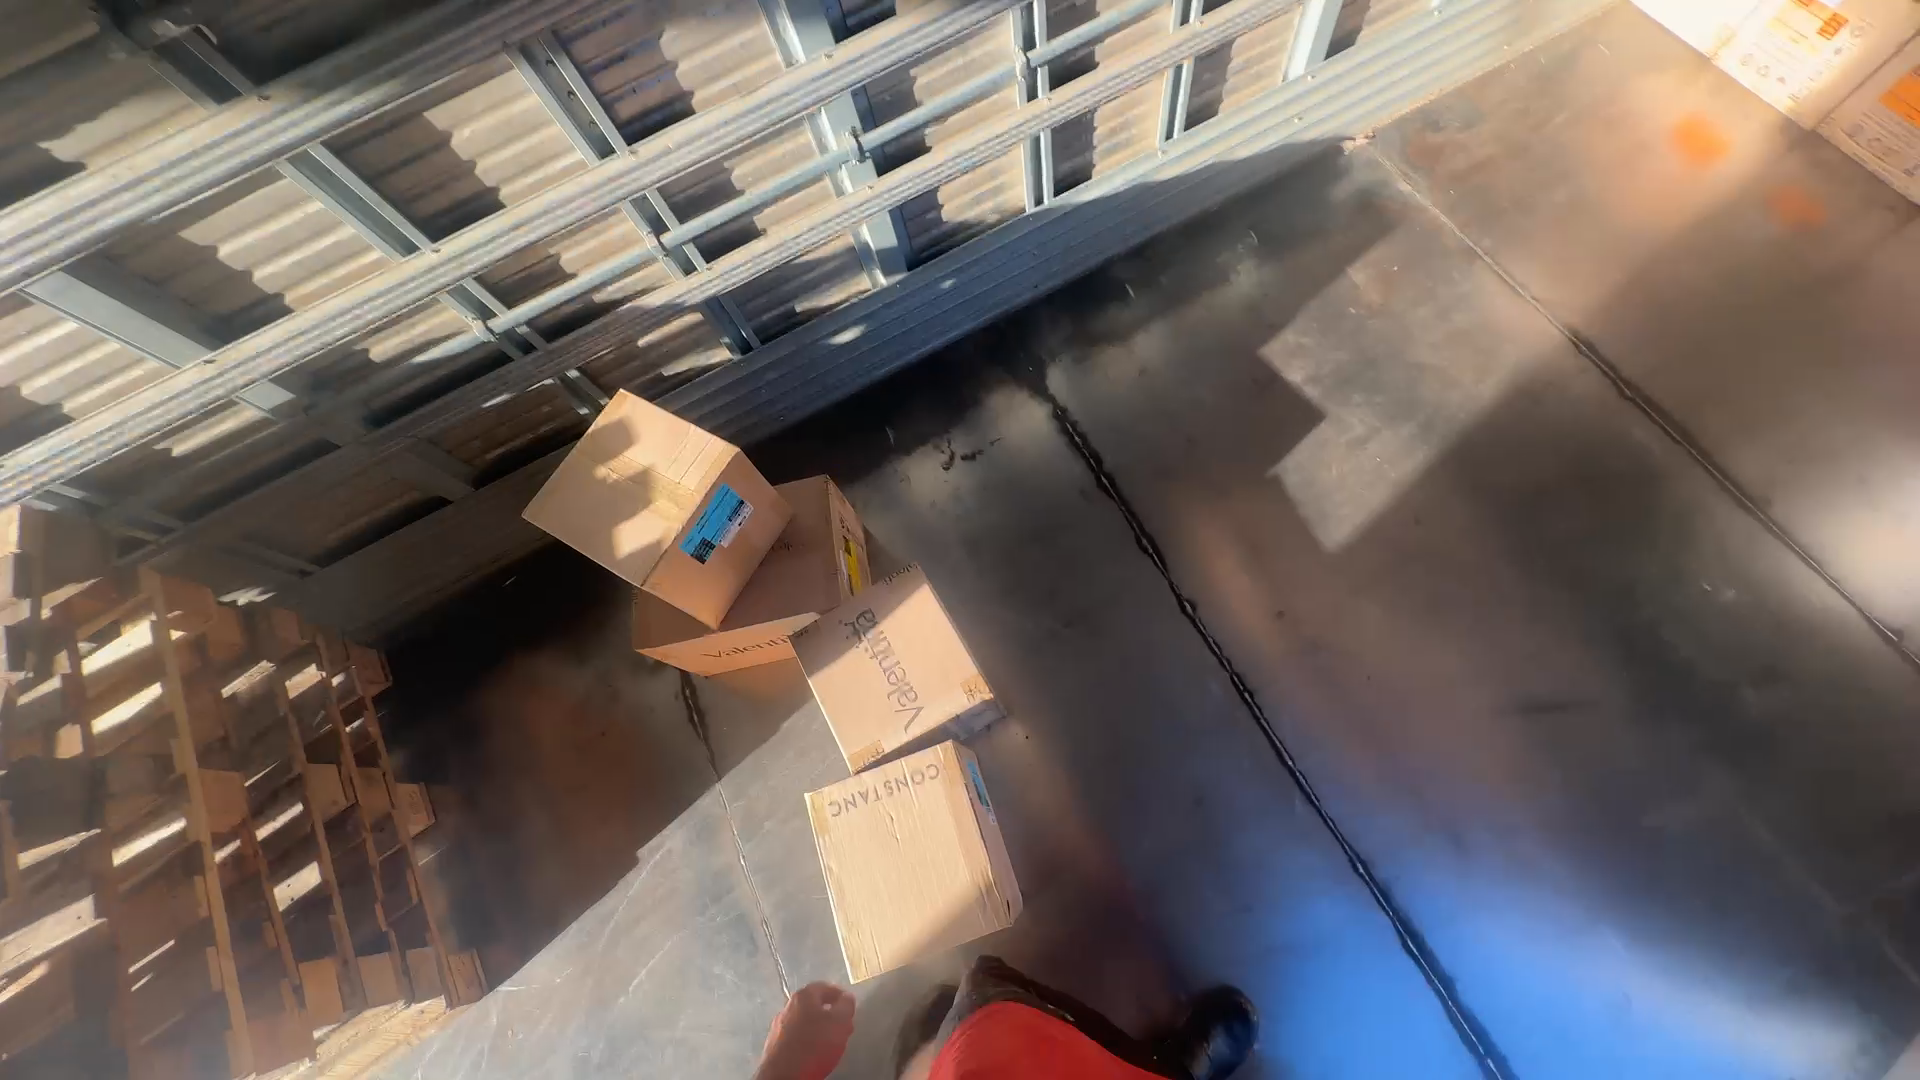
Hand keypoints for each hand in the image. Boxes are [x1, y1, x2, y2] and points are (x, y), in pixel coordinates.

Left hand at [753, 982, 855, 1079]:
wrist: (783, 1076)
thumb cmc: (814, 1045)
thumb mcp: (840, 1022)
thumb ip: (846, 1006)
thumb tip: (846, 998)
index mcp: (804, 995)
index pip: (826, 987)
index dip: (840, 996)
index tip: (849, 1008)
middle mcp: (788, 1006)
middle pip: (814, 1005)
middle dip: (829, 1015)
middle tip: (841, 1027)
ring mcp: (778, 1026)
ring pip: (804, 1022)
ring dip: (817, 1029)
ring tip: (829, 1043)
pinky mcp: (773, 1046)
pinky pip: (795, 1038)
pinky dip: (806, 1042)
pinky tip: (813, 1053)